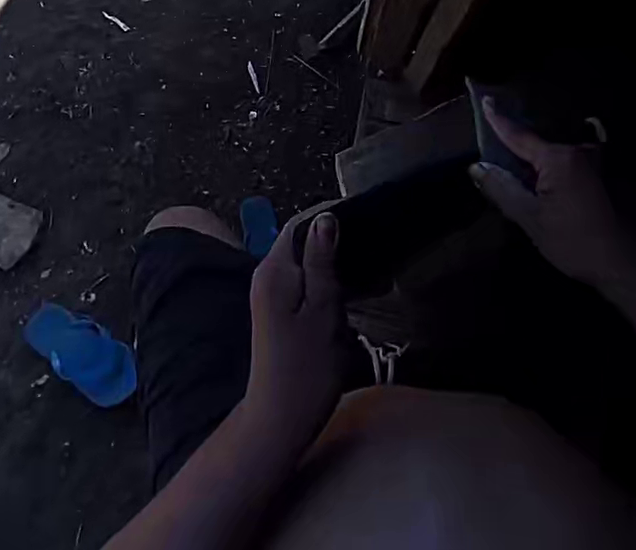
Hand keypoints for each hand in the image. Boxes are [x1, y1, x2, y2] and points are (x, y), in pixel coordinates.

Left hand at [244, 209, 346, 445]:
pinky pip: (301, 278)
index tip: (364, 217)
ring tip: (366, 266)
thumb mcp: (322, 310)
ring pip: (303, 260)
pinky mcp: (275, 308)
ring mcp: (268, 291)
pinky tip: (347, 288)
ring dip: (331, 260)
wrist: (280, 418)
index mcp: (274, 269)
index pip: (300, 224)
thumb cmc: (306, 367)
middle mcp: (265, 273)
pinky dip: (323, 278)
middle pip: (300, 240)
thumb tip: (326, 217)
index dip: (328, 216)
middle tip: (371, 245)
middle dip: (332, 239)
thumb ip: (322, 262)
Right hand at [469, 98, 635, 290]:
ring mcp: (606, 161)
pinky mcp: (622, 175)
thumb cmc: (581, 243)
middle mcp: (583, 150)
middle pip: (544, 143)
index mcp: (558, 158)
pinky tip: (573, 183)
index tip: (487, 99)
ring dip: (552, 159)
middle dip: (526, 148)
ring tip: (542, 176)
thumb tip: (477, 166)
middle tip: (510, 159)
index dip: (499, 120)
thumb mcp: (533, 220)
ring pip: (567, 152)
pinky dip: (574, 165)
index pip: (518, 134)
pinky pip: (587, 161)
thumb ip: (502, 189)